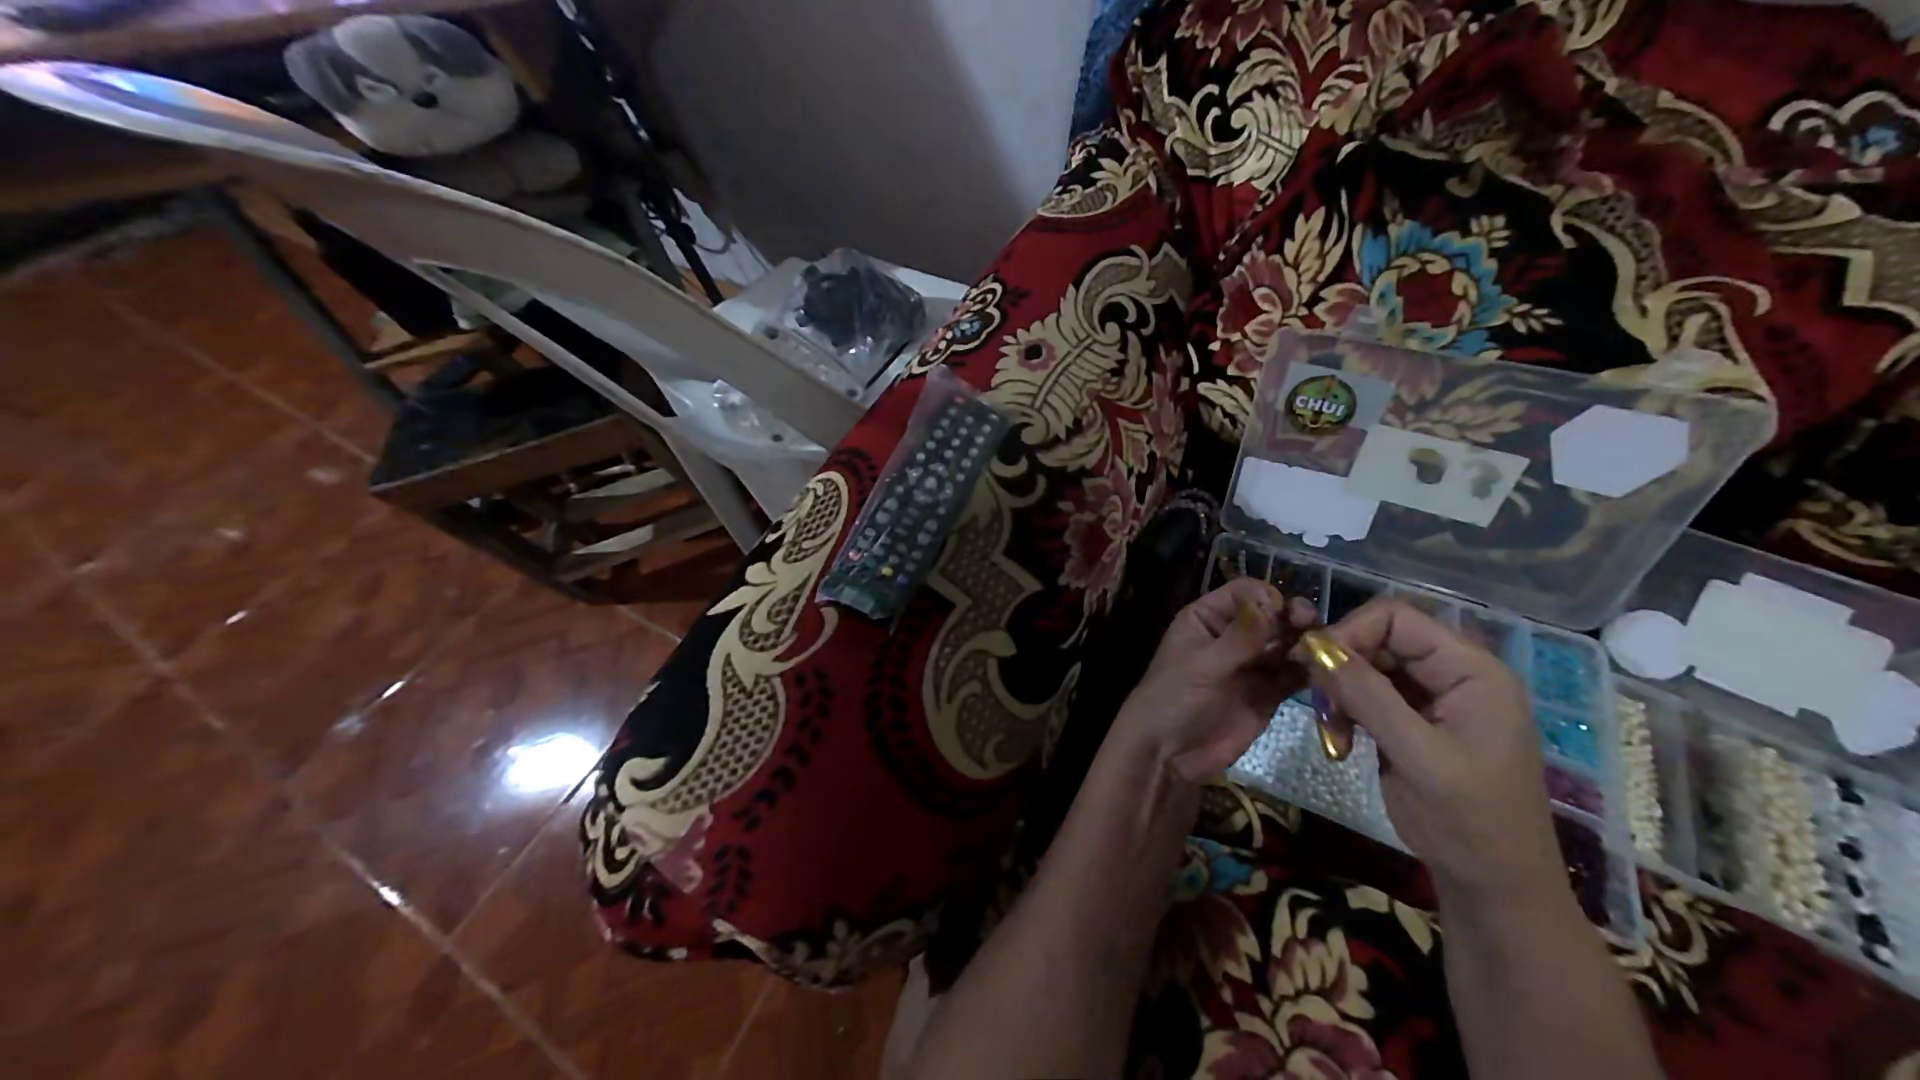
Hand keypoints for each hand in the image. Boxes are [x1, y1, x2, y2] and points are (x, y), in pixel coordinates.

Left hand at [1115, 577, 1319, 782]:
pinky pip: (1294, 674)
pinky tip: (1323, 670)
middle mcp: (1232, 635)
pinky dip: (1308, 670)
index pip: (1245, 593)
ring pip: (1287, 643)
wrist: (1168, 753)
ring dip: (1305, 643)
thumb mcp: (1203, 664)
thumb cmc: (1173, 699)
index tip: (1281, 612)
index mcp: (1207, 618)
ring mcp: (1252, 664)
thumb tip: (1272, 603)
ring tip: (1321, 649)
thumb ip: (1239, 637)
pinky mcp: (1268, 692)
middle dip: (1292, 618)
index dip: (1266, 598)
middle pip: (1271, 616)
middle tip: (1311, 625)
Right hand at [1295, 599, 1564, 901]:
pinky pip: (1368, 697)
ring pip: (1367, 668)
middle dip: (1341, 667)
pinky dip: (1345, 714)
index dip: (1350, 631)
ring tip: (1331, 734)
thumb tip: (1317, 647)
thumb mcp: (1417, 756)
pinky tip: (1339, 743)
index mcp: (1472, 671)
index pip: (1398, 619)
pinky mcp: (1412, 722)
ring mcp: (1432, 699)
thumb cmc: (1469, 820)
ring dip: (1339, 695)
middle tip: (1319, 706)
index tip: (1312, 664)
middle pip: (1379, 640)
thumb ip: (1370, 696)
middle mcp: (1453, 674)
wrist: (1493, 884)